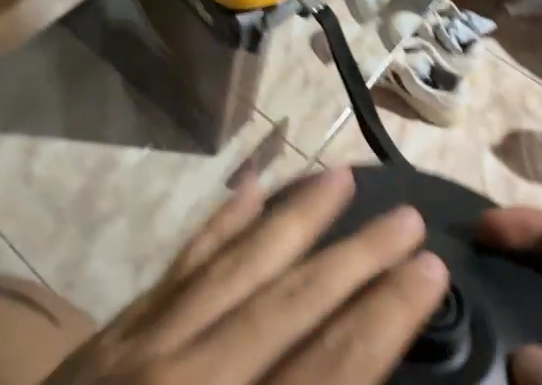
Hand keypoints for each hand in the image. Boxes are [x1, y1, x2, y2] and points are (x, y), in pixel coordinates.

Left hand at [45, 166, 449, 384]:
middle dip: (356, 258)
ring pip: (235, 266)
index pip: (330, 367)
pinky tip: (247, 188)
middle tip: (407, 215)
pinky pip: (177, 267)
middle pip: (291, 305)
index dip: (386, 316)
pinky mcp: (112, 334)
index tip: (430, 269)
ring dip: (293, 219)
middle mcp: (193, 381)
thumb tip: (356, 363)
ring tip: (339, 177)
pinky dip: (216, 226)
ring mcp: (144, 350)